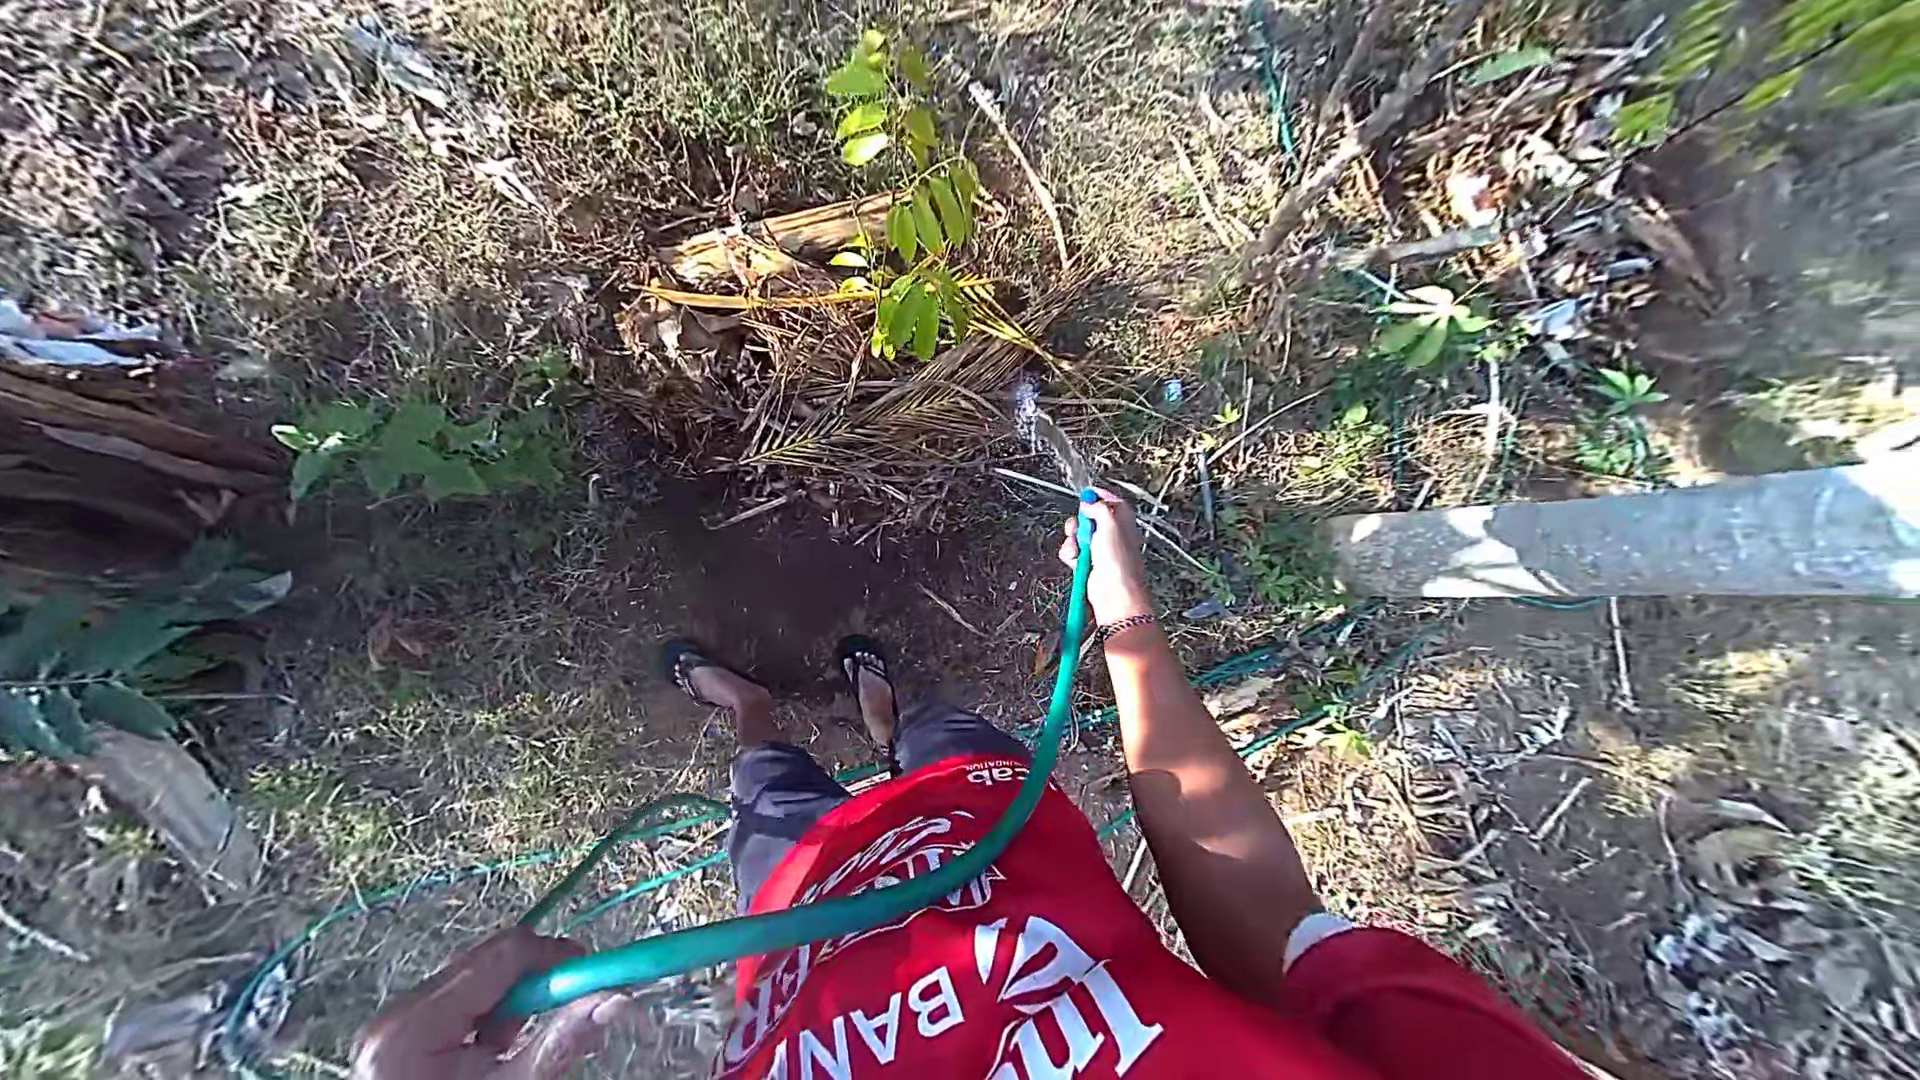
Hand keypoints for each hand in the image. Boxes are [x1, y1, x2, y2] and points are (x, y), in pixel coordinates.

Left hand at [350, 927, 632, 1079]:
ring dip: (517, 997)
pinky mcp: (404, 1028)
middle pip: (496, 958)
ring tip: (516, 1043)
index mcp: (415, 1025)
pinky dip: (494, 1009)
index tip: (594, 978)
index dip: (558, 956)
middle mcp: (400, 1011)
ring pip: (485, 972)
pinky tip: (494, 1045)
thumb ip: (558, 1044)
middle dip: (537, 981)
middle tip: (563, 1013)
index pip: (508, 952)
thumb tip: (616, 997)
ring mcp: (398, 1019)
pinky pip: (466, 992)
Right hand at [1057, 488, 1153, 626]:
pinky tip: (1075, 559)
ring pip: (1077, 535)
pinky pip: (1072, 552)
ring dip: (1072, 540)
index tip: (1085, 494)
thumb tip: (1088, 502)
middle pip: (1088, 518)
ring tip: (1078, 548)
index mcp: (1122, 520)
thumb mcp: (1109, 523)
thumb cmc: (1118, 559)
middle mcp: (1112, 533)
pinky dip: (1070, 554)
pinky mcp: (1088, 563)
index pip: (1109, 500)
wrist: (1113, 591)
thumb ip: (1097, 507)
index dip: (1096, 496)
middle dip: (1079, 522)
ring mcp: (1099, 549)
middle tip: (1078, 528)